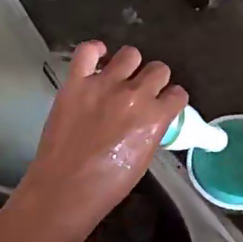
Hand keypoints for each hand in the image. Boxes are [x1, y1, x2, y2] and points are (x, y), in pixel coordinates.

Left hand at [15, 42, 187, 232]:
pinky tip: (98, 57)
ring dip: (130, 65)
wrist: (65, 190)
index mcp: (155, 118)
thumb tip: (150, 120)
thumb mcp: (143, 159)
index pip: (177, 94)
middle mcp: (134, 95)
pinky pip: (88, 51)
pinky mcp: (76, 83)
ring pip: (130, 54)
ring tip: (121, 76)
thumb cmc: (107, 186)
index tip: (166, 103)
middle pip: (158, 69)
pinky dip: (95, 50)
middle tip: (143, 92)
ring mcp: (103, 85)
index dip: (172, 99)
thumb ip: (151, 131)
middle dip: (155, 80)